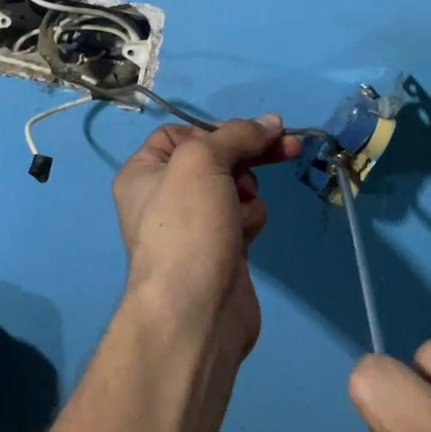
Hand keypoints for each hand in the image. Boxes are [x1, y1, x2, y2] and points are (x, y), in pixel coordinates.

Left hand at [111, 115, 299, 358]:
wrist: (195, 310)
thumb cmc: (186, 225)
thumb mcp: (203, 161)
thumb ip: (236, 135)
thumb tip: (270, 121)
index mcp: (143, 171)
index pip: (181, 133)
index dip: (216, 131)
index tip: (251, 132)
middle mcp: (162, 195)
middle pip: (214, 159)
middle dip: (246, 156)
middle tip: (287, 148)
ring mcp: (192, 225)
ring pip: (233, 188)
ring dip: (245, 193)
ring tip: (240, 211)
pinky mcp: (221, 250)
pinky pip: (243, 218)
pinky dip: (250, 221)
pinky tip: (245, 235)